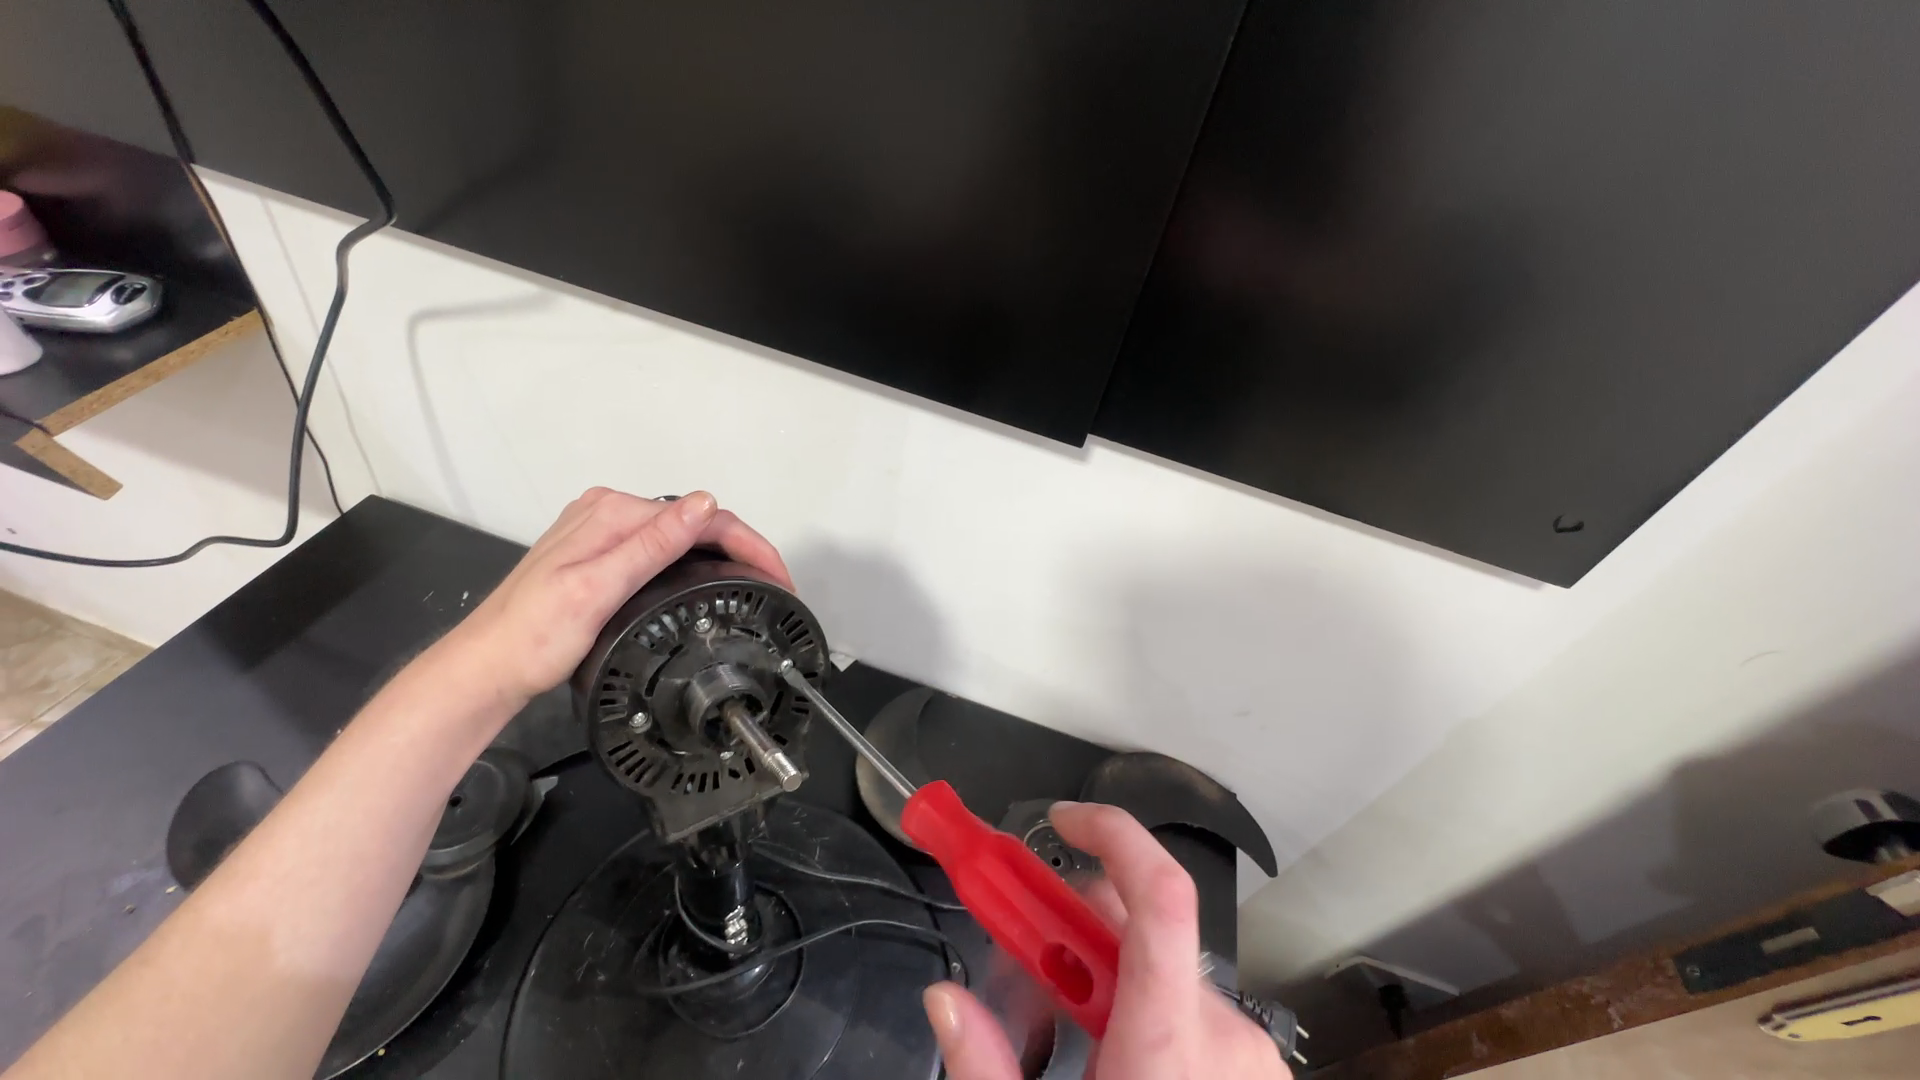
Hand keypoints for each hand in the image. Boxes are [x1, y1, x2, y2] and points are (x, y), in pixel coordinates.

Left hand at [439, 488, 792, 703]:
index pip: (700, 516)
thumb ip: (651, 545)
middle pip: (693, 520)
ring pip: (681, 532)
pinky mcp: (600, 552)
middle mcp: (608, 512)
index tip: (778, 577)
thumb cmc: (534, 639)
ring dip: (722, 552)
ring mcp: (603, 531)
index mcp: (611, 515)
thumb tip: (704, 504)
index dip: (747, 544)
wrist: (486, 669)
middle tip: (774, 586)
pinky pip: (662, 545)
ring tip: (752, 584)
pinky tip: (708, 578)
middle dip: (741, 547)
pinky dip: (694, 559)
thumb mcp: (596, 590)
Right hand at [923, 802, 1288, 1079]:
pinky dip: (1131, 1003)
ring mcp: (1248, 1051)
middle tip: (1014, 973)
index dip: (1113, 834)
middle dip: (1064, 928)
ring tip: (1054, 1035)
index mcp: (1172, 1044)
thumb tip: (943, 997)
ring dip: (1093, 974)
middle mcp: (1223, 1031)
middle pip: (1135, 926)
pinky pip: (1180, 999)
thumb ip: (987, 1069)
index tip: (1062, 820)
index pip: (1160, 897)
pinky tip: (1103, 1055)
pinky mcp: (1254, 1067)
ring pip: (1153, 962)